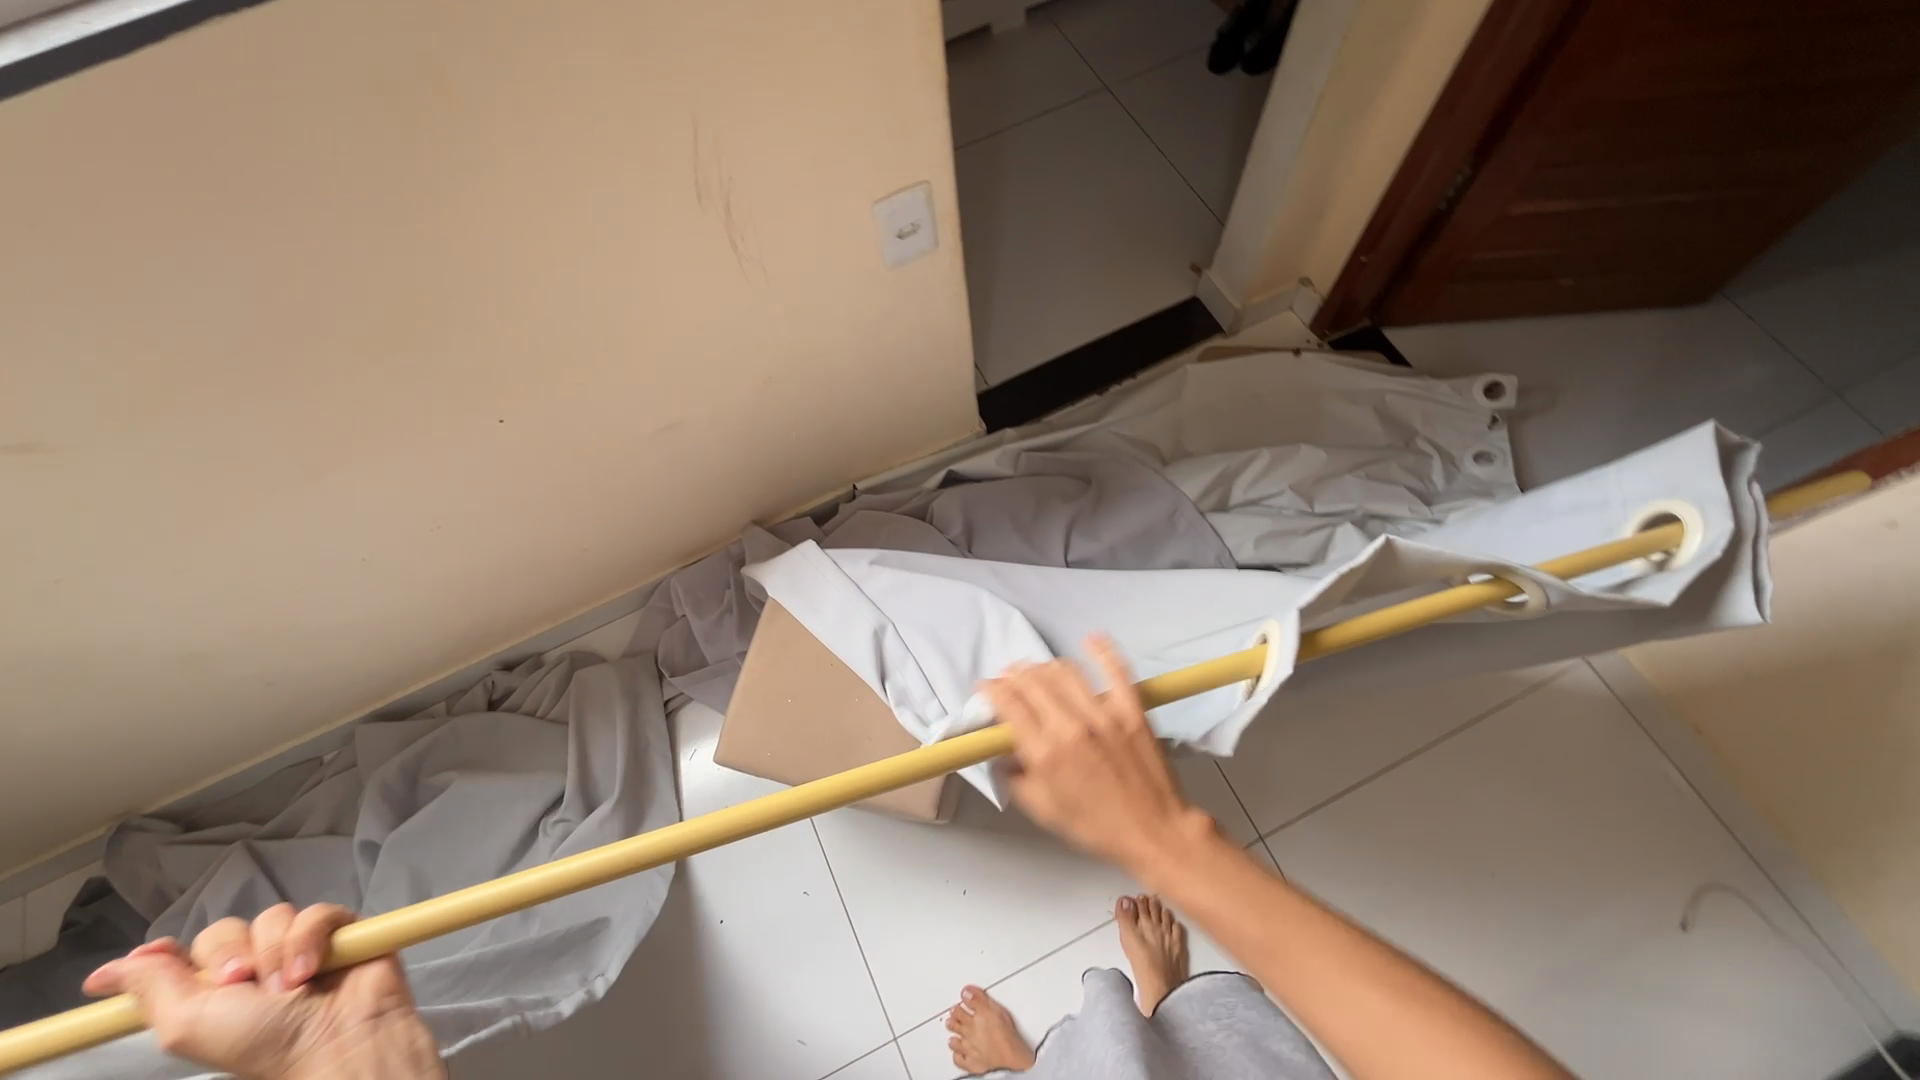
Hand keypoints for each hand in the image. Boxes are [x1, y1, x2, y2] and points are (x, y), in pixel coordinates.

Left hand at [84, 904, 443, 1079]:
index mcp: (210, 989)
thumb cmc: (258, 1040)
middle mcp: (251, 962)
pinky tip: (315, 967)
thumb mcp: (188, 1025)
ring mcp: (297, 944)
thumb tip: (101, 973)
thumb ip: (152, 989)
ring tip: (291, 985)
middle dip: (231, 953)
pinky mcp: (340, 930)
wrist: (336, 1036)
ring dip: (276, 951)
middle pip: (225, 929)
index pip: (181, 952)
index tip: (161, 954)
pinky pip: (317, 913)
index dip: (168, 950)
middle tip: (242, 984)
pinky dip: (310, 939)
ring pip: (275, 917)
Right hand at [983, 635, 1216, 872]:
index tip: (986, 688)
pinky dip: (1102, 651)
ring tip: (1038, 671)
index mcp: (1045, 753)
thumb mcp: (1042, 811)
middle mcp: (1070, 727)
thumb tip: (1001, 754)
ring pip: (1065, 672)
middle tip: (1009, 679)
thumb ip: (1015, 778)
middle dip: (1013, 675)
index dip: (992, 690)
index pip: (1009, 704)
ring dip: (1044, 666)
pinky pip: (1117, 671)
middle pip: (1032, 682)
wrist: (1154, 831)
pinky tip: (1091, 639)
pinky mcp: (1132, 710)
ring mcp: (1104, 715)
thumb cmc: (1095, 827)